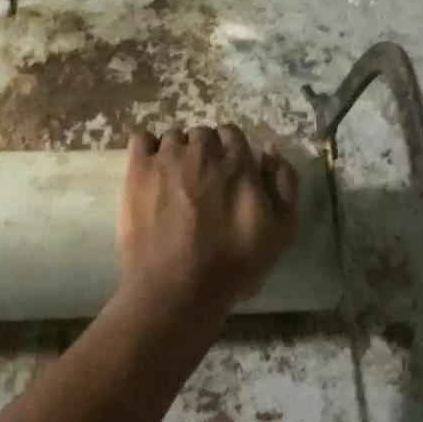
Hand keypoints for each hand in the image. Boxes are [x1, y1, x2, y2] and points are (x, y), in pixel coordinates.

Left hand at [118, 125, 299, 317]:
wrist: (178, 288)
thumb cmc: (234, 264)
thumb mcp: (282, 231)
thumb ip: (284, 183)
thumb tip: (270, 149)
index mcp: (238, 163)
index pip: (232, 133)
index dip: (229, 151)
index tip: (225, 173)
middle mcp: (203, 152)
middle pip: (202, 134)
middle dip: (203, 151)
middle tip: (200, 180)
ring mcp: (167, 158)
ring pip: (173, 136)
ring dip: (176, 151)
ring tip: (172, 178)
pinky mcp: (137, 170)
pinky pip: (140, 138)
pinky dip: (145, 146)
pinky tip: (149, 167)